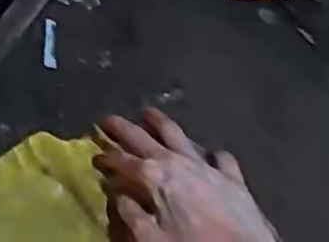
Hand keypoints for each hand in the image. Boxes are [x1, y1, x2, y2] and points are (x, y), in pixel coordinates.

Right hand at [94, 108, 278, 241]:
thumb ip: (131, 215)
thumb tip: (115, 194)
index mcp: (153, 176)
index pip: (121, 161)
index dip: (106, 158)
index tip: (95, 158)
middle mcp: (175, 161)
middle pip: (141, 137)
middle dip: (120, 127)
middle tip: (105, 119)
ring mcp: (205, 165)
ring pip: (176, 133)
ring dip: (159, 122)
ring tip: (148, 113)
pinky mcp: (233, 178)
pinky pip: (219, 158)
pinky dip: (210, 155)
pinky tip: (207, 157)